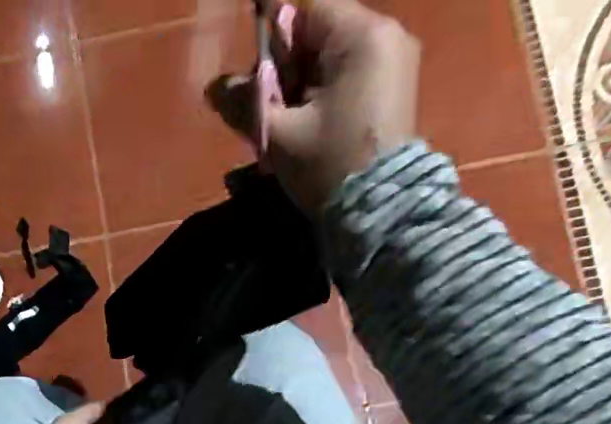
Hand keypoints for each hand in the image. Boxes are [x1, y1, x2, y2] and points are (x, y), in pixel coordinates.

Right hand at [208, 0, 420, 212]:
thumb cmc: (330, 166)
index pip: (303, 10)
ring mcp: (395, 66)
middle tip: (275, 114)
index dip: (272, 43)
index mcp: (361, 33)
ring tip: (292, 129)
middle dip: (288, 72)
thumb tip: (215, 88)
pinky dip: (324, 100)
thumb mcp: (279, 136)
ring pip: (330, 61)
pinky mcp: (394, 94)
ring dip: (303, 90)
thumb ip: (245, 103)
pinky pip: (348, 80)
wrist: (382, 216)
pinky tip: (313, 132)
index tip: (261, 82)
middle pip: (317, 35)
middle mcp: (385, 36)